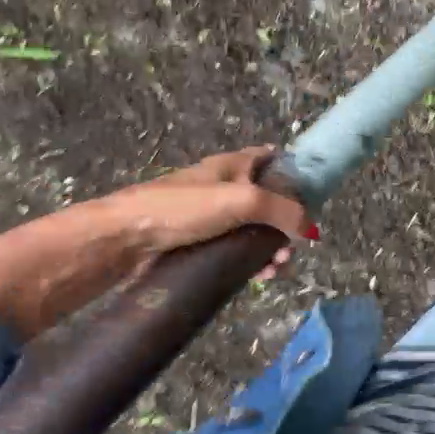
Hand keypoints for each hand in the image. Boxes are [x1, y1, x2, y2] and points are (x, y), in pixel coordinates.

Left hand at [104, 147, 311, 274]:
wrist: (121, 239)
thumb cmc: (181, 209)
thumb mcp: (244, 201)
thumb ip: (285, 210)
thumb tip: (312, 230)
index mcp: (232, 166)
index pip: (269, 157)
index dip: (293, 169)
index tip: (313, 193)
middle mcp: (223, 187)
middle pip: (269, 201)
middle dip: (288, 224)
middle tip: (292, 246)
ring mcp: (210, 217)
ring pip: (256, 230)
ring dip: (273, 249)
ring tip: (275, 268)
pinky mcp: (199, 243)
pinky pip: (237, 250)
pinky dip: (252, 262)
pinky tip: (259, 276)